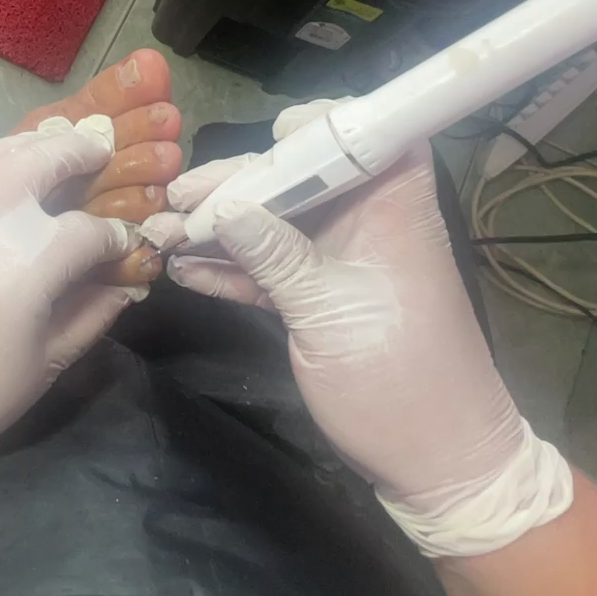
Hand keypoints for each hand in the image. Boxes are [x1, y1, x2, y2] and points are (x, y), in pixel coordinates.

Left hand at [0, 117, 144, 486]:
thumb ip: (96, 310)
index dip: (113, 237)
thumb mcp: (51, 359)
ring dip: (29, 145)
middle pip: (38, 162)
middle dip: (76, 152)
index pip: (84, 231)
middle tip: (98, 150)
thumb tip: (129, 277)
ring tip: (52, 149)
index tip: (123, 243)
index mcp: (23, 270)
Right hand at [145, 102, 572, 556]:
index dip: (325, 127)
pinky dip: (228, 270)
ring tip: (160, 233)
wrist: (436, 468)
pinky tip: (184, 270)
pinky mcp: (314, 298)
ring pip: (272, 225)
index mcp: (391, 213)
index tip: (271, 138)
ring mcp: (334, 262)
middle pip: (297, 181)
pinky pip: (265, 269)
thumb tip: (221, 208)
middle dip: (236, 186)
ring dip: (218, 230)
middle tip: (176, 197)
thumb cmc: (400, 382)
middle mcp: (362, 226)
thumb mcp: (329, 314)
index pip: (371, 139)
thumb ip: (274, 255)